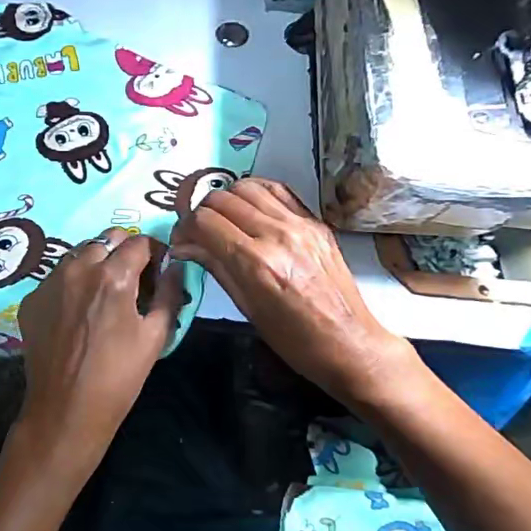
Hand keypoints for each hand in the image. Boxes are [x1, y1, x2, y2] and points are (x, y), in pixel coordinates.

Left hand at [15, 229, 185, 472]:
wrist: (66, 409)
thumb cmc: (118, 376)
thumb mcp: (155, 336)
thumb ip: (170, 294)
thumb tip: (176, 266)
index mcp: (113, 275)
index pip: (140, 242)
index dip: (155, 253)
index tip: (159, 270)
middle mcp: (78, 268)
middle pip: (106, 241)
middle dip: (124, 252)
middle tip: (133, 280)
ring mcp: (49, 282)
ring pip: (78, 255)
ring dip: (96, 264)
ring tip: (103, 294)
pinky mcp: (31, 300)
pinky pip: (56, 278)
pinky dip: (71, 285)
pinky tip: (77, 313)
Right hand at [168, 177, 419, 409]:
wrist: (349, 343)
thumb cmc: (293, 339)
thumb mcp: (246, 307)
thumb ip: (215, 266)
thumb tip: (183, 246)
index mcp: (256, 263)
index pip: (204, 221)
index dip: (184, 227)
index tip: (181, 241)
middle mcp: (277, 235)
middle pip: (221, 199)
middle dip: (199, 211)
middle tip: (196, 230)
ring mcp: (300, 224)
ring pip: (246, 187)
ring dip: (225, 198)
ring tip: (222, 219)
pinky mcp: (315, 221)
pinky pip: (277, 190)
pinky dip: (255, 192)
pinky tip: (247, 208)